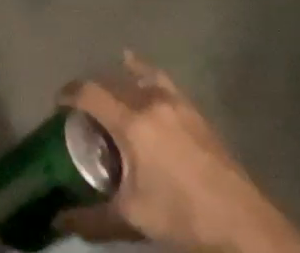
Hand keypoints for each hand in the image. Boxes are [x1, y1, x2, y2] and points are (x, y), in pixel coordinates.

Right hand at [54, 53, 299, 251]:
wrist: (242, 223)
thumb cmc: (182, 215)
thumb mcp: (131, 218)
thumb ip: (90, 217)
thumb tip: (58, 219)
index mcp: (132, 123)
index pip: (88, 92)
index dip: (67, 94)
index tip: (57, 106)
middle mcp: (152, 103)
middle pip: (111, 80)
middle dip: (91, 90)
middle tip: (81, 112)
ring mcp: (178, 104)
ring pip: (139, 76)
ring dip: (119, 80)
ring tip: (110, 94)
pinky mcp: (196, 112)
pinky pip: (164, 82)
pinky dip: (147, 76)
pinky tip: (145, 84)